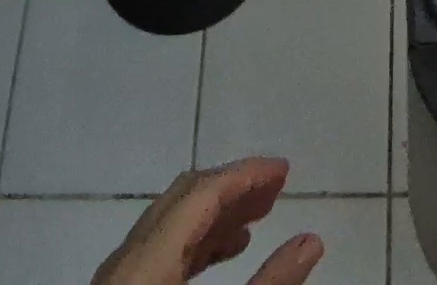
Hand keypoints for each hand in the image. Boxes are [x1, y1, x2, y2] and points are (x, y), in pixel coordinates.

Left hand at [92, 157, 322, 284]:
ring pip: (169, 228)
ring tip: (256, 223)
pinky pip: (159, 256)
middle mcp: (125, 266)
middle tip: (277, 191)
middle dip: (232, 190)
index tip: (285, 171)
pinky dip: (196, 245)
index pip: (200, 194)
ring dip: (215, 217)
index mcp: (145, 266)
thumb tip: (311, 241)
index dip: (245, 175)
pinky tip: (225, 256)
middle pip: (181, 202)